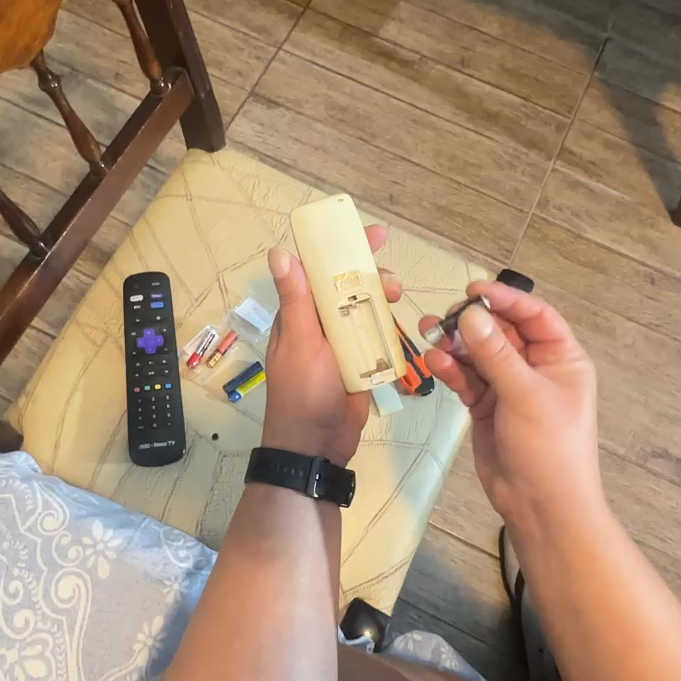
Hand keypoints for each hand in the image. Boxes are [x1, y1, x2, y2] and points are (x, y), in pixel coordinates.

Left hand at [260, 224, 402, 465]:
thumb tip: (279, 252)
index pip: (318, 271)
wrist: (316, 446)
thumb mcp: (299, 342)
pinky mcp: (359, 364)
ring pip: (364, 310)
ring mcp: (340, 345)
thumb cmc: (303, 393)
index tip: (367, 234)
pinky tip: (401, 322)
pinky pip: (375, 337)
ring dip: (381, 299)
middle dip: (369, 274)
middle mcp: (319, 325)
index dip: (339, 249)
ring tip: (397, 296)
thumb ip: (296, 300)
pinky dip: (388, 326)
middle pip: (346, 287)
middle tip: (392, 274)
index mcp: (299, 316)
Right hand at [421, 283, 601, 525]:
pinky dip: (451, 370)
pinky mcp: (486, 406)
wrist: (540, 507)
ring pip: (479, 354)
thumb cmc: (549, 448)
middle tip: (443, 318)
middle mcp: (536, 368)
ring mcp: (509, 387)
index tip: (474, 291)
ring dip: (456, 345)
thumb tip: (469, 314)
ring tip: (430, 336)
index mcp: (561, 359)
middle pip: (501, 332)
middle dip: (473, 324)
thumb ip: (495, 353)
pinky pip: (467, 378)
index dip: (506, 299)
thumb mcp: (525, 395)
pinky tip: (435, 362)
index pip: (534, 316)